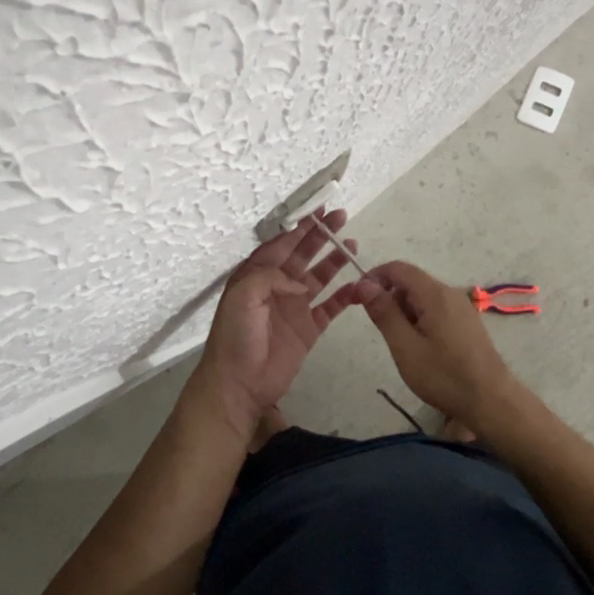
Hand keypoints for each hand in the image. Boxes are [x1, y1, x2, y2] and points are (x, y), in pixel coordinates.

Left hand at [194, 211, 361, 437]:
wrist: (239, 383)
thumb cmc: (235, 337)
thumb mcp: (242, 296)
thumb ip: (269, 276)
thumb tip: (300, 282)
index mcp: (257, 275)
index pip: (282, 244)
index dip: (300, 227)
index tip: (319, 210)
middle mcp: (277, 287)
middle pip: (303, 254)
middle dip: (321, 236)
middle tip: (342, 218)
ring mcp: (294, 307)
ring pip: (319, 277)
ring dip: (334, 260)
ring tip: (352, 244)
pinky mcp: (309, 329)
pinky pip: (331, 307)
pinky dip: (345, 296)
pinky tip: (358, 286)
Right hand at [356, 261, 515, 421]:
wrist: (490, 401)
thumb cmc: (444, 376)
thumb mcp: (405, 346)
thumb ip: (384, 313)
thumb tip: (364, 284)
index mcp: (435, 294)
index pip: (398, 268)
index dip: (374, 277)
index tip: (357, 299)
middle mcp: (450, 294)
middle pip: (411, 282)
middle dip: (389, 298)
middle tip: (380, 330)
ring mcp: (461, 309)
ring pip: (422, 298)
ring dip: (404, 313)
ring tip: (401, 345)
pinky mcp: (466, 324)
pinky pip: (435, 311)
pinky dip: (419, 321)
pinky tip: (420, 348)